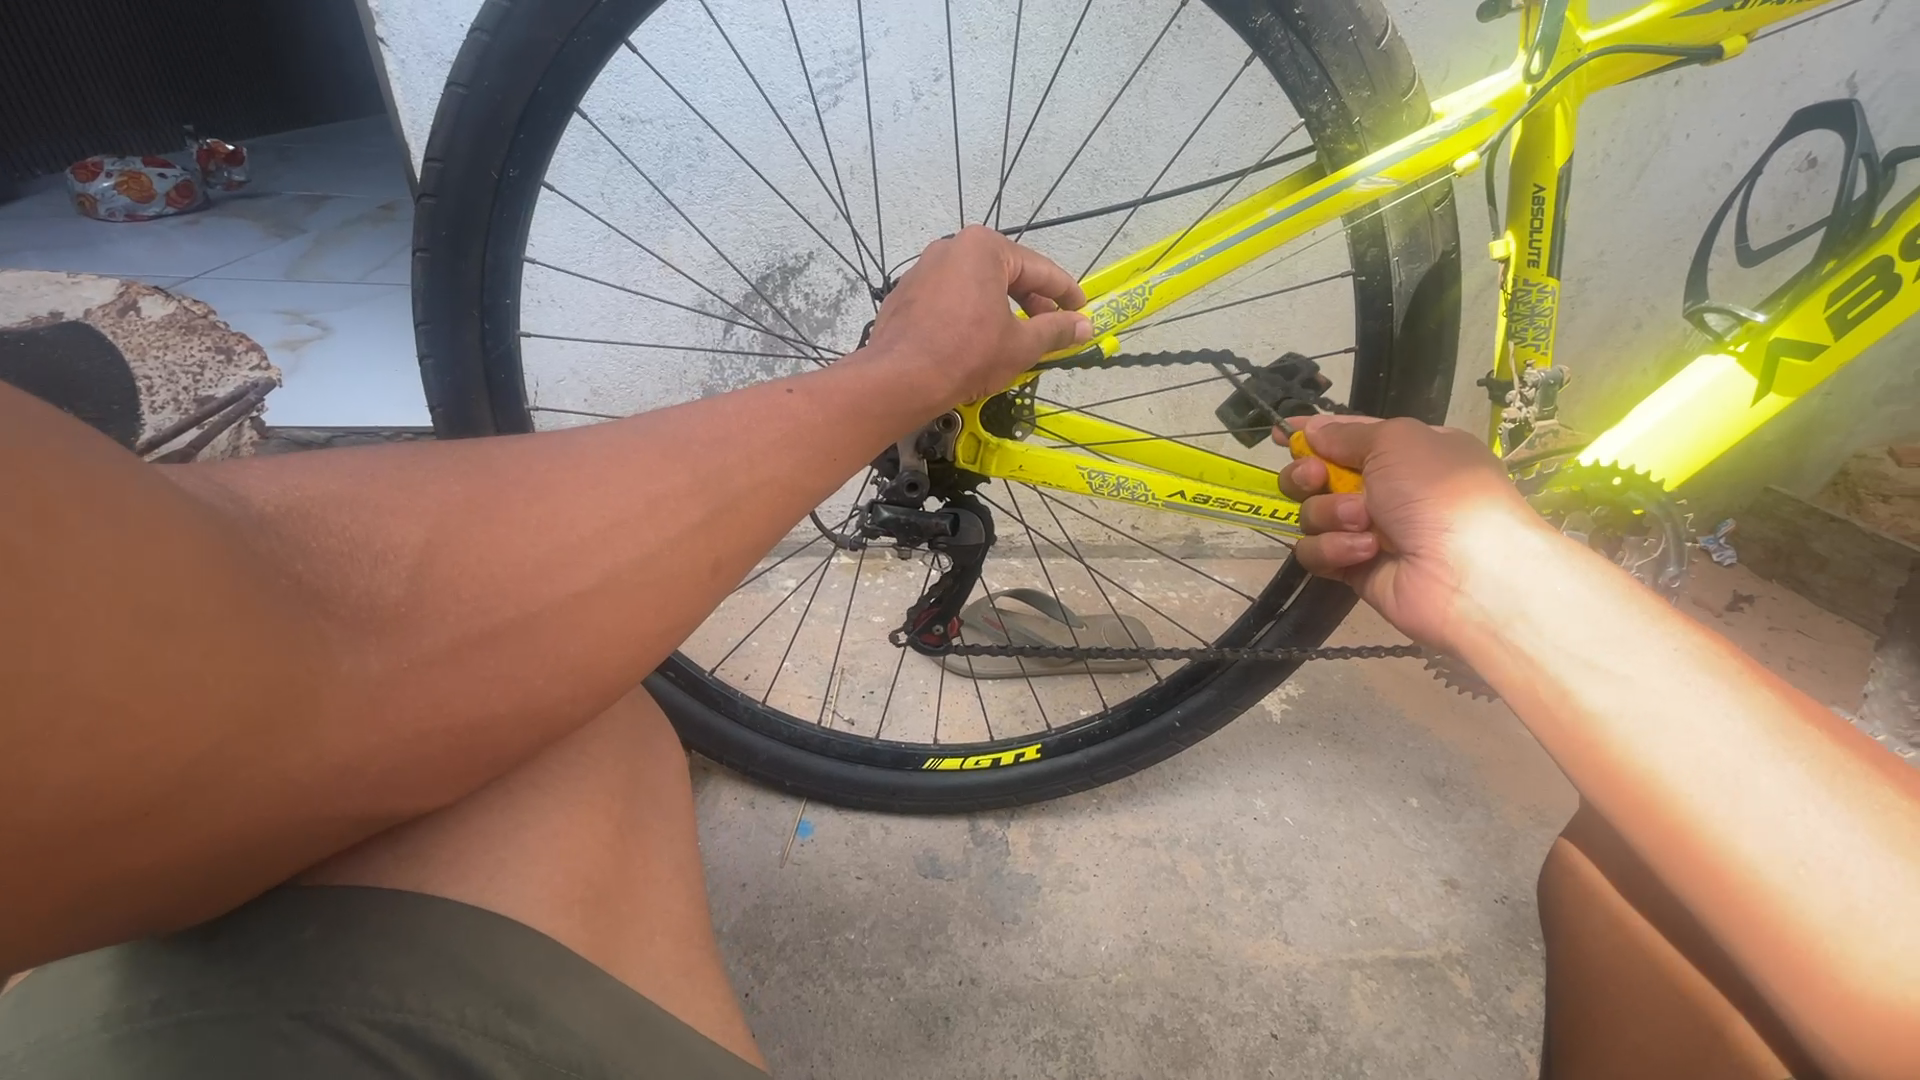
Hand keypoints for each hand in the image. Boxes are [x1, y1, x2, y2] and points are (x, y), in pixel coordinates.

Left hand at [865, 226, 1091, 402]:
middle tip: (1051, 328)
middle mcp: (951, 248)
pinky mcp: (904, 295)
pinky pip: (948, 300)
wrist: (900, 379)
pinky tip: (975, 343)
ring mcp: (922, 270)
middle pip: (1005, 273)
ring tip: (1015, 338)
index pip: (1039, 269)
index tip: (1082, 310)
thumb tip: (1085, 326)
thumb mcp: (1021, 345)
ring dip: (1000, 309)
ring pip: (975, 287)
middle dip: (1032, 302)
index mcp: (984, 248)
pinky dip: (969, 316)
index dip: (1066, 293)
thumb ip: (1056, 331)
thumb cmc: (967, 356)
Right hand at [1277, 416, 1551, 648]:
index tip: (1280, 431)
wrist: (1468, 572)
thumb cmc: (1439, 492)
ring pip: (1311, 514)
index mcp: (1405, 453)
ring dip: (1329, 514)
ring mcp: (1366, 530)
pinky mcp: (1352, 566)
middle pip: (1316, 475)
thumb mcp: (1397, 441)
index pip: (1347, 436)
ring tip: (1362, 523)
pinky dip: (1334, 549)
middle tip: (1316, 478)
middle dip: (1307, 475)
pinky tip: (1363, 552)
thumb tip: (1310, 429)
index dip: (1311, 433)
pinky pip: (1315, 551)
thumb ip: (1346, 434)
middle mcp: (1385, 489)